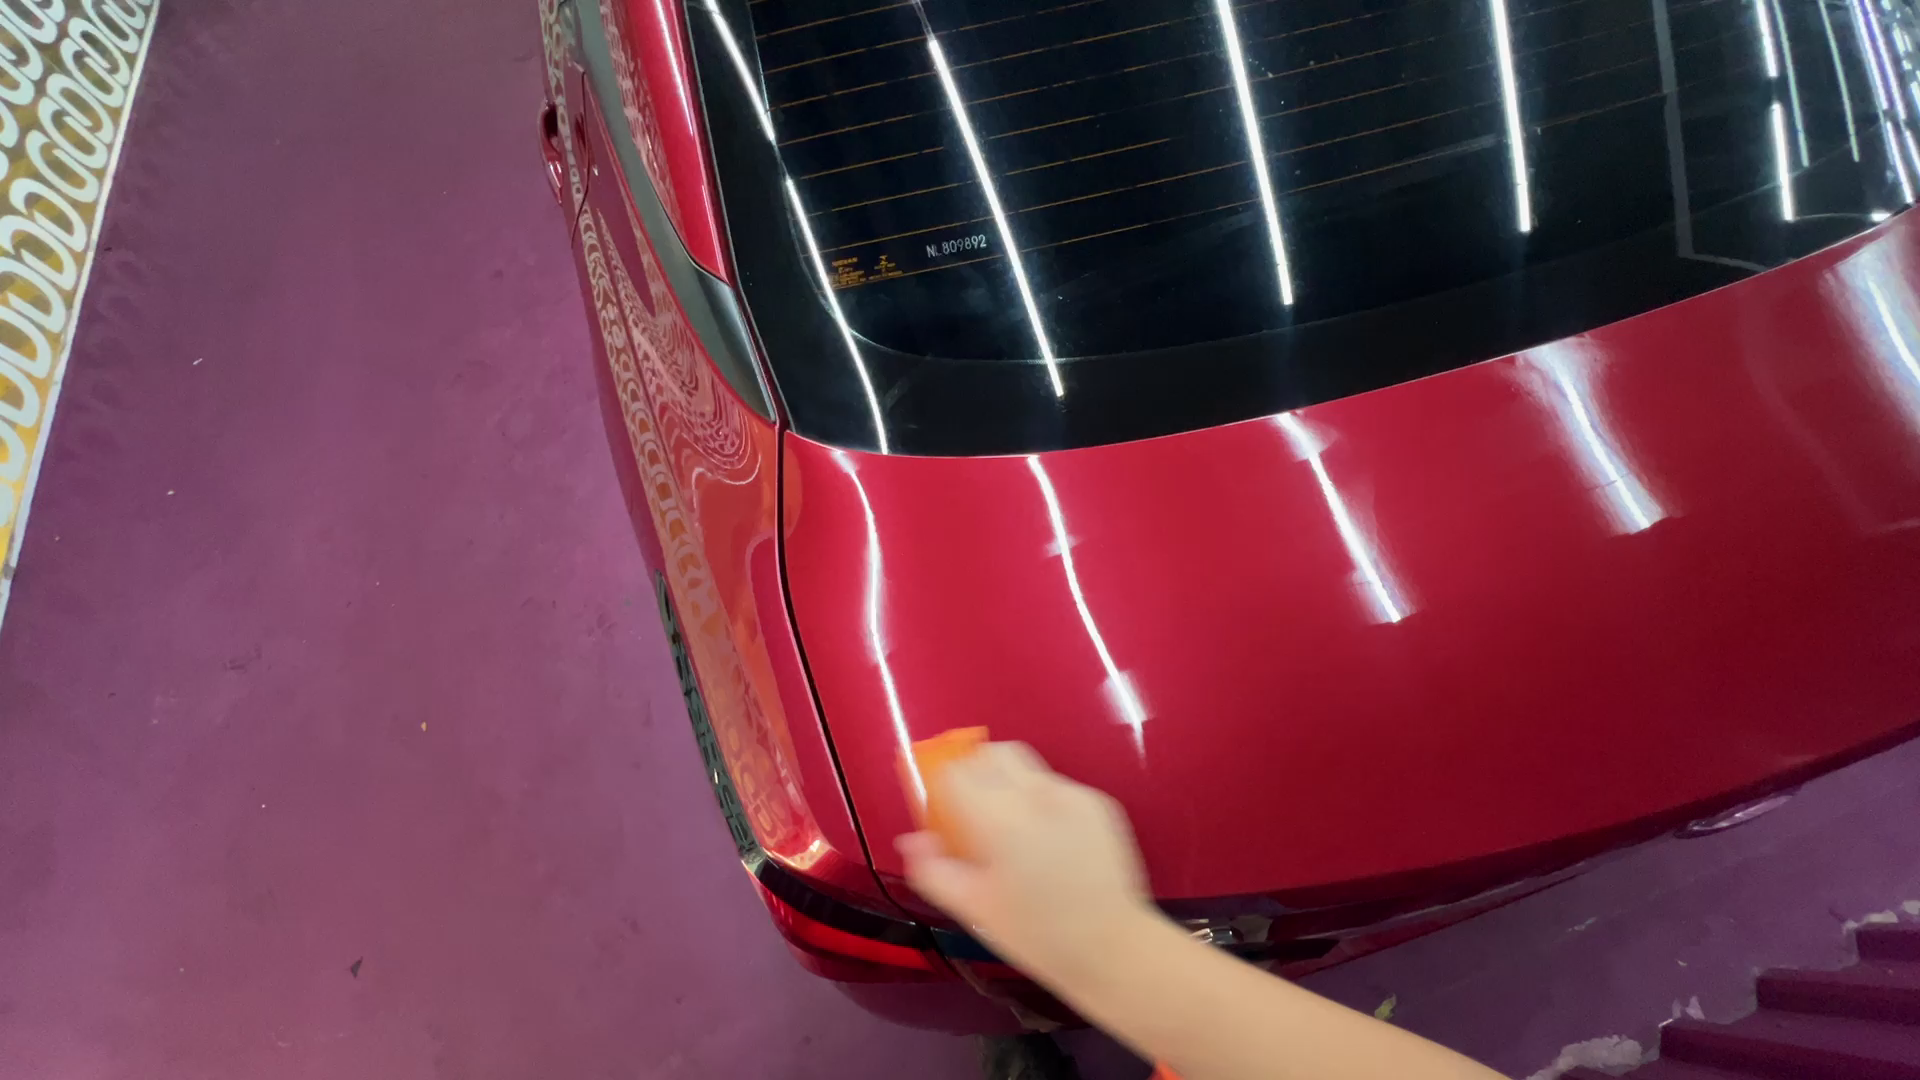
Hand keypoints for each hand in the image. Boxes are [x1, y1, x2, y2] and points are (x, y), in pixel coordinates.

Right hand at [895, 741, 1155, 984]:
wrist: (1113, 948)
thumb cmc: (1036, 934)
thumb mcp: (974, 908)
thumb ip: (933, 869)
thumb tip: (912, 841)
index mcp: (1001, 819)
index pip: (956, 770)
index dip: (942, 783)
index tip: (942, 806)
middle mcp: (1037, 794)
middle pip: (992, 752)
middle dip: (975, 768)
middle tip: (970, 805)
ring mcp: (1073, 794)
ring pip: (1027, 766)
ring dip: (1009, 782)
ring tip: (1011, 825)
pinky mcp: (1099, 802)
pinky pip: (1058, 786)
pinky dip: (1042, 801)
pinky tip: (1048, 839)